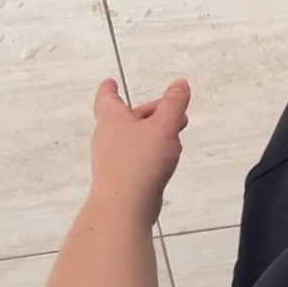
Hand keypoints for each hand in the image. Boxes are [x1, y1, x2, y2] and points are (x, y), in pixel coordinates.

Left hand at [89, 78, 189, 222]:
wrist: (125, 204)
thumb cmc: (141, 160)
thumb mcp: (163, 127)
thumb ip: (174, 105)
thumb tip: (179, 84)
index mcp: (113, 120)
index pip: (108, 99)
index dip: (110, 90)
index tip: (110, 82)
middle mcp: (108, 137)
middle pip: (127, 118)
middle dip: (149, 112)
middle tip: (171, 108)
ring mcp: (112, 158)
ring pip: (133, 137)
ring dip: (153, 131)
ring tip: (176, 132)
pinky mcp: (121, 175)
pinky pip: (136, 155)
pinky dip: (151, 149)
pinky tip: (167, 156)